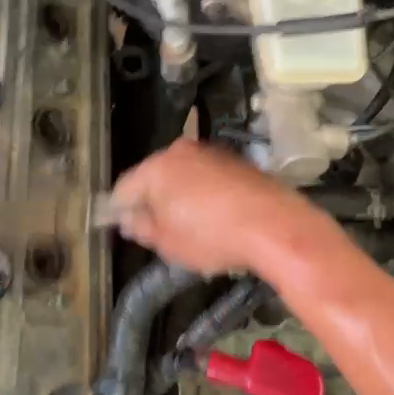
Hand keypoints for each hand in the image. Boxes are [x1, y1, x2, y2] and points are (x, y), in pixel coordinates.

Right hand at [109, 139, 337, 276]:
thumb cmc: (213, 236)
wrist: (274, 224)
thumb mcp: (168, 243)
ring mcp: (210, 152)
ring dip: (180, 195)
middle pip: (154, 176)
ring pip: (182, 173)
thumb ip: (142, 227)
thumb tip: (129, 219)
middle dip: (152, 200)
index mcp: (157, 167)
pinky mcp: (235, 159)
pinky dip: (204, 192)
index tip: (123, 226)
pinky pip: (207, 175)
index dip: (119, 209)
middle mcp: (180, 151)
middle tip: (157, 230)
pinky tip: (215, 217)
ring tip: (189, 226)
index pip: (125, 187)